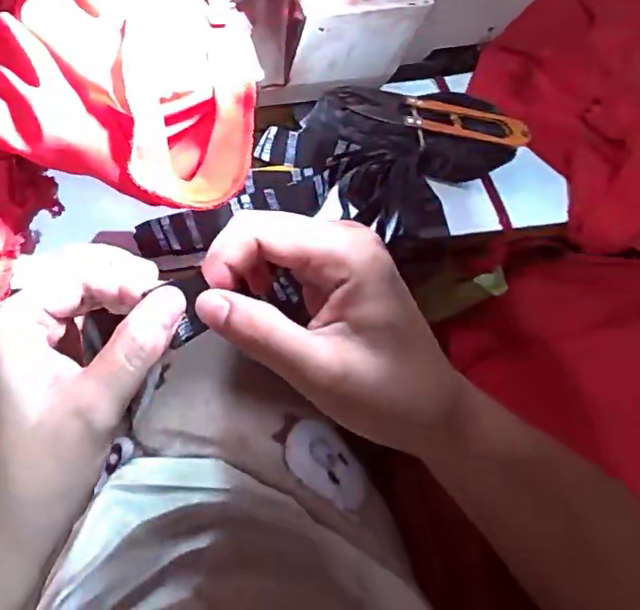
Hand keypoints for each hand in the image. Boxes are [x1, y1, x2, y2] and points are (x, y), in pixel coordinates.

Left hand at [0, 245, 186, 548]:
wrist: (20, 527)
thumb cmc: (49, 467)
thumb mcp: (96, 405)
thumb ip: (135, 347)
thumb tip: (176, 296)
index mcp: (15, 318)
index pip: (74, 274)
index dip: (121, 277)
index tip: (165, 294)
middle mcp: (19, 313)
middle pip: (76, 272)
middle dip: (120, 277)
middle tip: (165, 295)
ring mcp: (32, 329)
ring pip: (82, 289)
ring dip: (119, 291)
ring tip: (157, 303)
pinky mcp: (48, 348)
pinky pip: (84, 312)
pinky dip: (112, 310)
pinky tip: (137, 316)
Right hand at [194, 212, 465, 452]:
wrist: (436, 413)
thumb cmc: (386, 396)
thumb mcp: (316, 372)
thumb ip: (259, 332)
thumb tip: (203, 301)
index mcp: (343, 250)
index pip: (258, 229)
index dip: (225, 259)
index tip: (215, 305)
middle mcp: (340, 233)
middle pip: (259, 226)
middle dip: (231, 264)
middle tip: (225, 311)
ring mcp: (338, 243)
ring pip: (264, 236)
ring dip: (242, 269)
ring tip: (244, 310)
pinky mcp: (333, 258)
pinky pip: (279, 251)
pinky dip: (259, 273)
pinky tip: (264, 303)